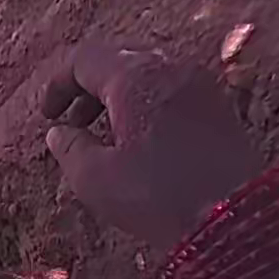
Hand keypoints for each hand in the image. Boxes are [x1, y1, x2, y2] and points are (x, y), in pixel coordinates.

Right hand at [41, 43, 263, 247]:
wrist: (232, 218)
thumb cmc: (157, 197)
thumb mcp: (96, 180)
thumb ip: (70, 150)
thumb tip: (58, 134)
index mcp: (135, 78)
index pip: (85, 60)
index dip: (57, 84)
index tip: (46, 115)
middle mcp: (171, 68)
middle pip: (119, 62)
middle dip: (87, 92)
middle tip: (71, 126)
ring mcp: (201, 85)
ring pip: (147, 78)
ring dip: (116, 102)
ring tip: (102, 140)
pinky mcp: (219, 109)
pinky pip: (171, 95)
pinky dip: (144, 110)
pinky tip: (138, 146)